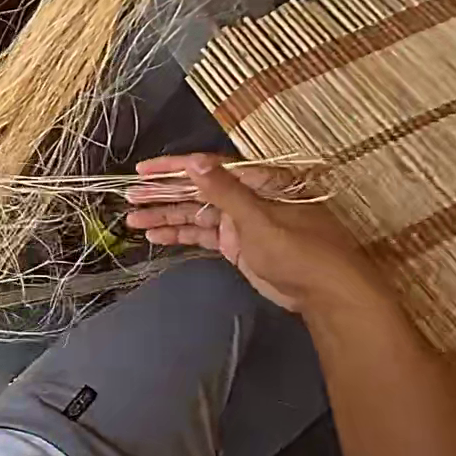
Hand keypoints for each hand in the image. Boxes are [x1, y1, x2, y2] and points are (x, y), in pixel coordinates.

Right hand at [126, 153, 389, 314]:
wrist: (325, 293)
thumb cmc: (299, 250)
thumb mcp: (258, 219)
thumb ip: (224, 192)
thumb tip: (195, 162)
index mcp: (253, 181)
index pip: (206, 168)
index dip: (172, 168)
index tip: (142, 170)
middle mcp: (244, 196)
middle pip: (196, 191)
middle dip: (162, 195)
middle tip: (130, 199)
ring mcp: (239, 222)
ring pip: (195, 215)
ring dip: (165, 217)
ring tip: (132, 220)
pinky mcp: (235, 245)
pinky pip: (202, 235)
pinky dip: (180, 235)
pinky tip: (155, 237)